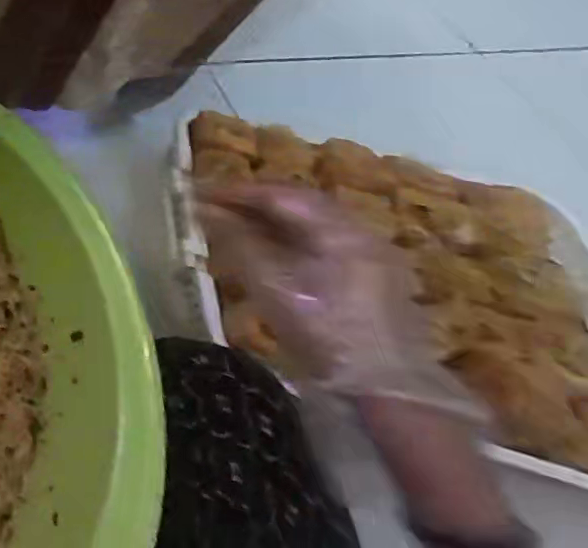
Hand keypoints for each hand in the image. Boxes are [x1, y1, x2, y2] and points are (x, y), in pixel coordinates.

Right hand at [199, 183, 479, 419]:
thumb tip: (202, 209)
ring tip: (237, 226)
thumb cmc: (324, 333)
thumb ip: (235, 240)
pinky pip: (324, 243)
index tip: (199, 193)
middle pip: (298, 203)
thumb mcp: (270, 285)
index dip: (235, 191)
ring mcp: (373, 256)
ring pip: (312, 224)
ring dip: (272, 220)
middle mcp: (360, 232)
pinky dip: (291, 238)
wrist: (388, 395)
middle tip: (215, 206)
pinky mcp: (375, 279)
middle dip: (253, 202)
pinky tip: (271, 251)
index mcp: (338, 229)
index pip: (278, 195)